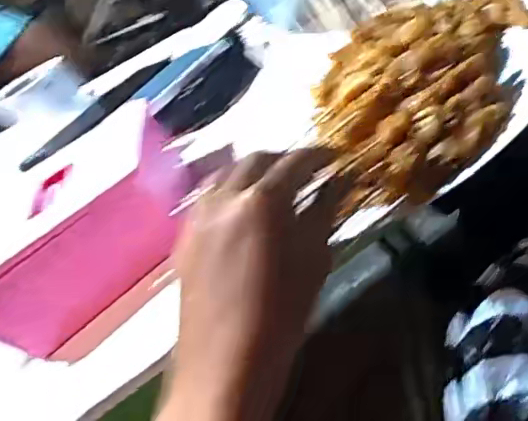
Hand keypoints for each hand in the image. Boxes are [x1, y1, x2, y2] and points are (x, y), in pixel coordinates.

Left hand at [159, 149, 341, 420]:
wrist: (224, 372)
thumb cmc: (281, 315)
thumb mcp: (315, 257)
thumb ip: (326, 209)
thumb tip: (342, 180)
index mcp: (263, 201)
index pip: (299, 159)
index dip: (322, 156)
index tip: (338, 160)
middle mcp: (226, 199)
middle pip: (260, 158)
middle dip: (287, 160)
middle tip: (311, 172)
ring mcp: (200, 218)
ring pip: (229, 172)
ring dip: (257, 171)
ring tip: (278, 186)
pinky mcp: (185, 239)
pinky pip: (209, 197)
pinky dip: (231, 190)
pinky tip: (247, 209)